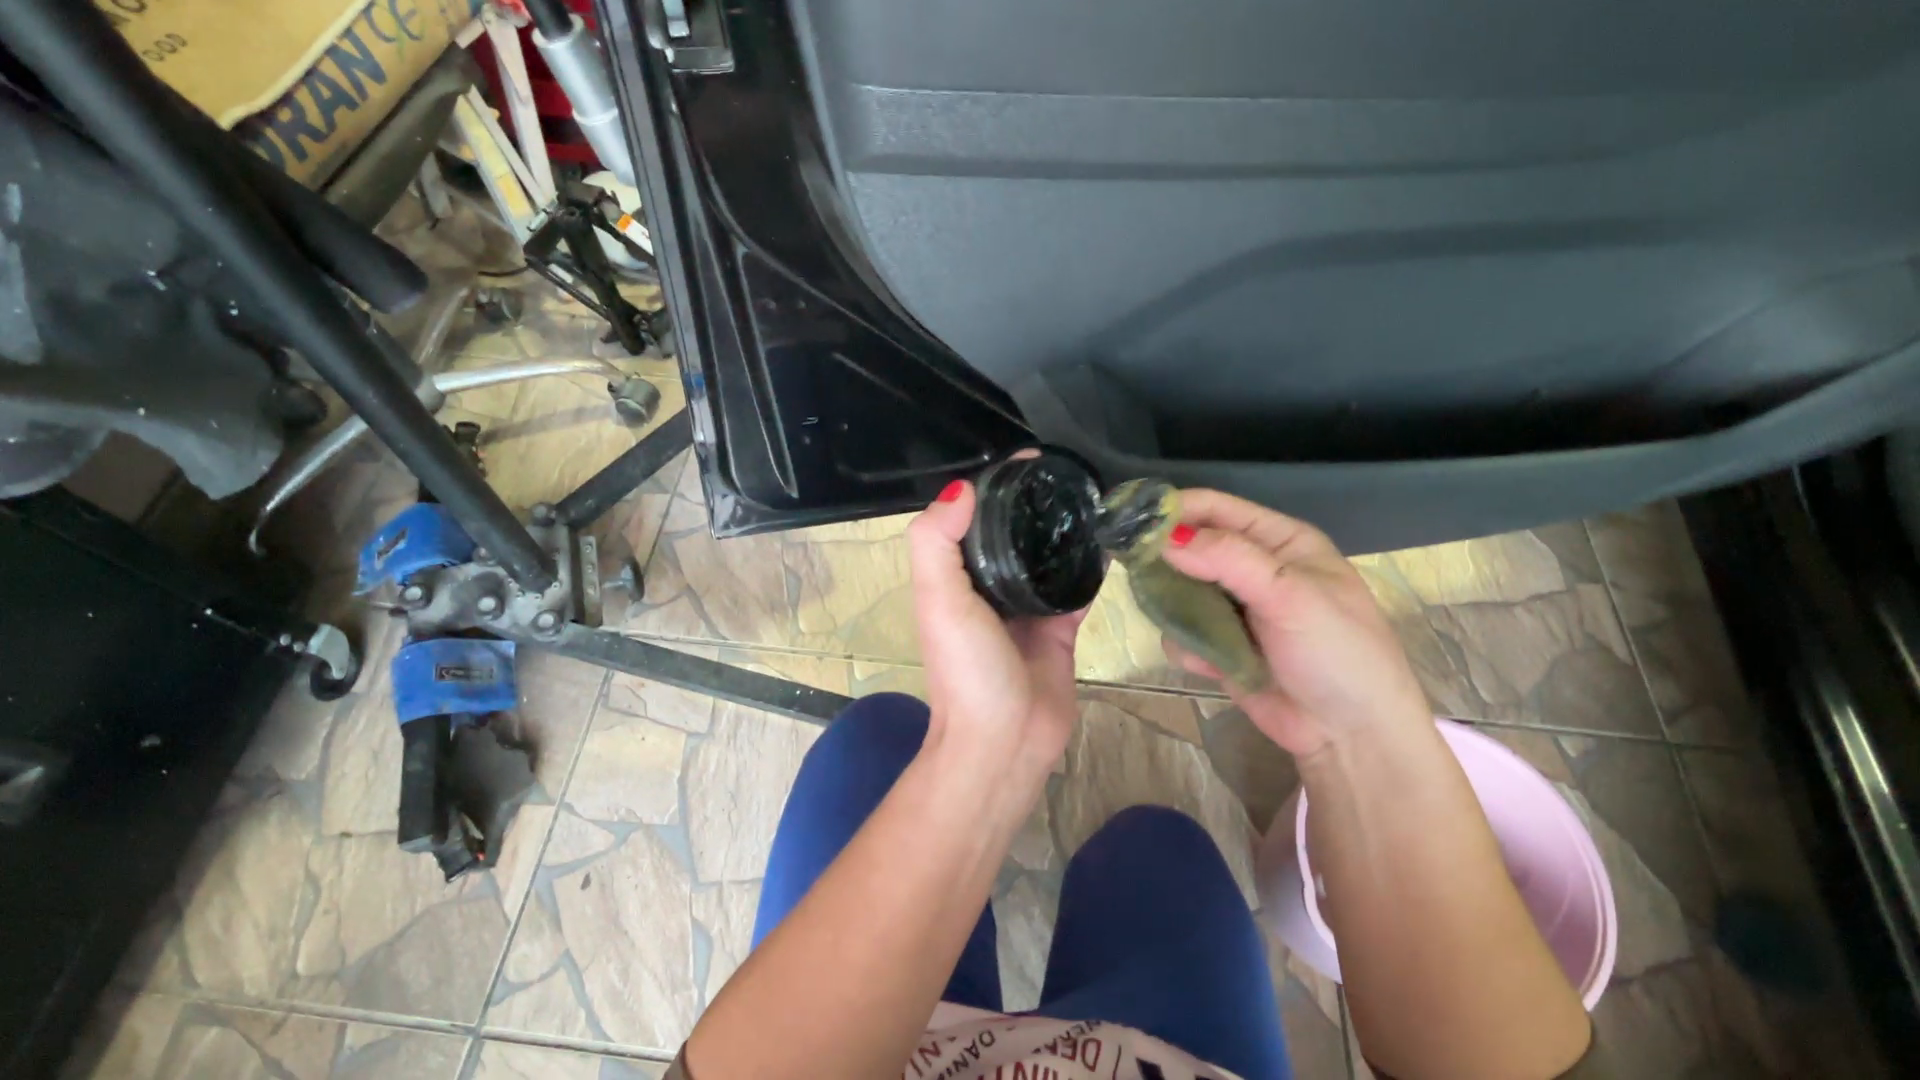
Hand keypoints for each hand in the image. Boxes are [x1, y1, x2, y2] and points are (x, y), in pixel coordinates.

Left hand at [907, 478, 1088, 779]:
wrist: (1006, 741)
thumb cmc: (966, 670)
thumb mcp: (939, 601)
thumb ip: (938, 543)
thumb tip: (964, 488)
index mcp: (955, 578)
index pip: (974, 519)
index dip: (997, 487)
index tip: (1032, 460)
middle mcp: (989, 588)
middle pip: (1014, 534)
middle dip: (1037, 505)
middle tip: (1074, 475)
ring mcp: (1027, 609)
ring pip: (1049, 558)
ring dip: (1066, 533)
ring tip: (1098, 498)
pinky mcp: (1061, 630)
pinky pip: (1079, 590)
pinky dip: (1093, 568)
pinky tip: (1113, 542)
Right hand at [1157, 489, 1430, 759]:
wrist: (1350, 735)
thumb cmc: (1336, 652)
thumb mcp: (1290, 595)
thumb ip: (1229, 559)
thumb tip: (1165, 537)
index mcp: (1281, 541)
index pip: (1217, 509)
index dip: (1175, 510)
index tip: (1132, 522)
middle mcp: (1255, 569)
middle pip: (1190, 548)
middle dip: (1166, 563)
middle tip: (1139, 574)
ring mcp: (1236, 610)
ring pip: (1179, 592)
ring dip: (1175, 610)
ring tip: (1191, 630)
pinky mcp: (1221, 647)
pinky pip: (1183, 634)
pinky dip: (1188, 646)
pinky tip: (1210, 667)